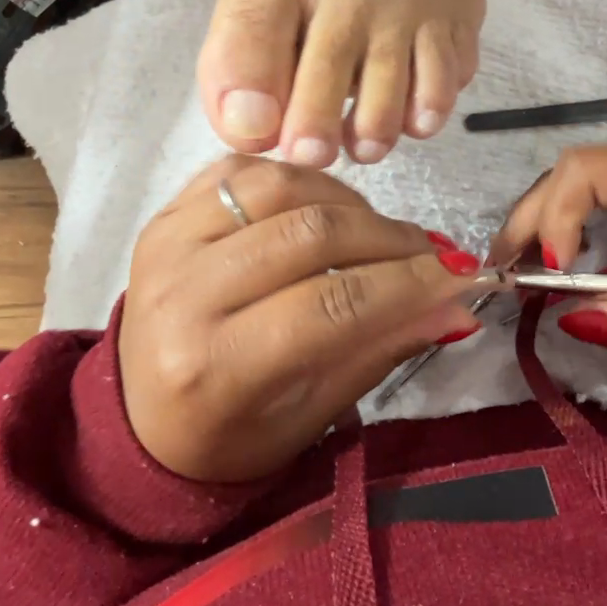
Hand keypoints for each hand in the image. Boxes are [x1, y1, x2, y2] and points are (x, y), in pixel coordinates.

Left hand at [119, 156, 486, 482]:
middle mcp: (181, 295)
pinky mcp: (166, 213)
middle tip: (435, 254)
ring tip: (381, 235)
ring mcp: (166, 243)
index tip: (463, 276)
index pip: (330, 305)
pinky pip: (247, 169)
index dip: (407, 285)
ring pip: (280, 187)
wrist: (142, 420)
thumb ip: (384, 347)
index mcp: (213, 366)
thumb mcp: (314, 414)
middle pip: (309, 235)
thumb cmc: (235, 436)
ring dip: (349, 204)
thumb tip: (459, 303)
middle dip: (390, 240)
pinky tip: (328, 209)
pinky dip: (301, 180)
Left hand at [196, 0, 487, 168]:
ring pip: (415, 105)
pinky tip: (427, 97)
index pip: (283, 94)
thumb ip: (244, 40)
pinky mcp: (467, 1)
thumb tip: (246, 125)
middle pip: (354, 109)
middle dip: (337, 143)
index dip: (284, 136)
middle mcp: (362, 8)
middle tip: (332, 153)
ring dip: (393, 131)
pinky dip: (442, 96)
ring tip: (379, 137)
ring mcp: (423, 7)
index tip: (283, 148)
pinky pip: (458, 71)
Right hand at [492, 132, 606, 359]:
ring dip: (538, 217)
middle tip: (502, 271)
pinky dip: (558, 214)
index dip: (557, 216)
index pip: (586, 172)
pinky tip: (547, 249)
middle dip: (529, 220)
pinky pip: (586, 183)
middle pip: (567, 170)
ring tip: (515, 265)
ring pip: (570, 175)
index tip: (553, 271)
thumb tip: (567, 320)